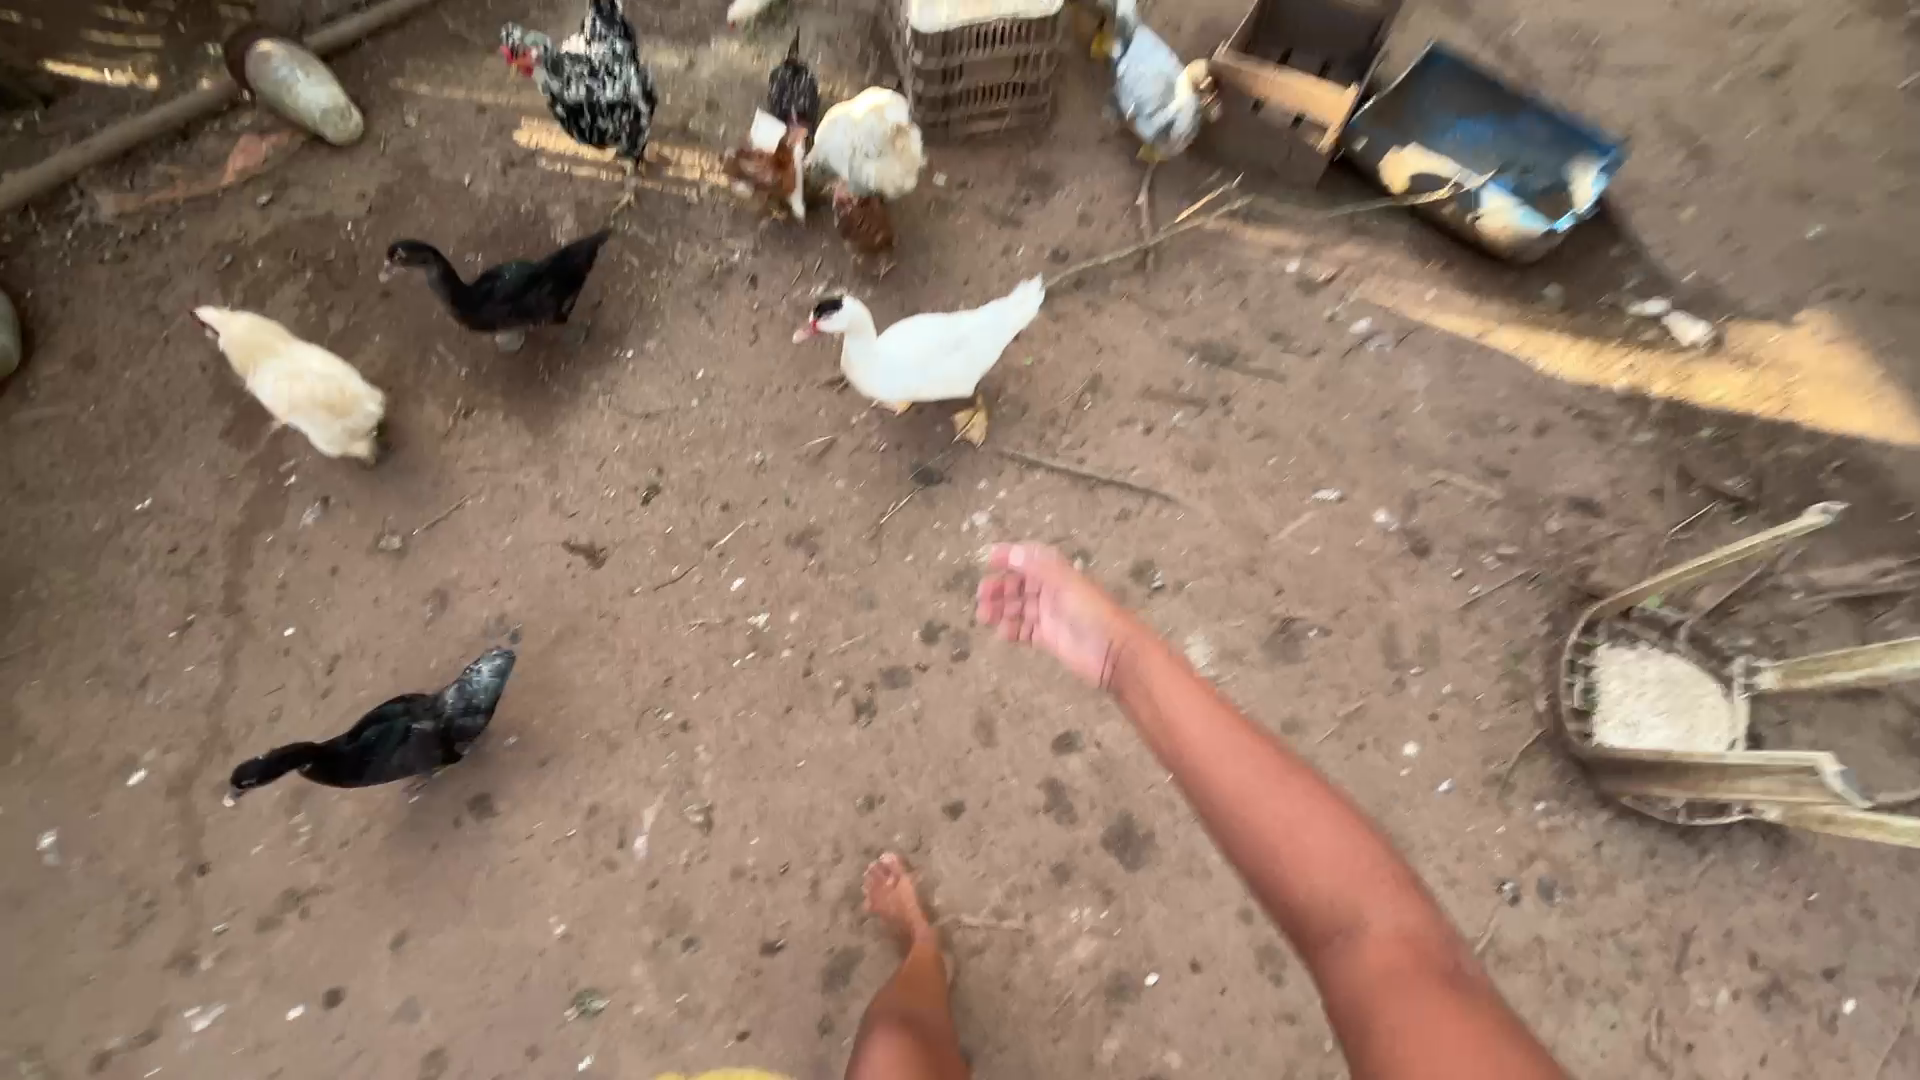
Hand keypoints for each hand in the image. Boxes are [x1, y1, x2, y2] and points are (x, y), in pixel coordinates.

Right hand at [975, 543, 1141, 688]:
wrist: (1114, 653)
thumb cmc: (1093, 614)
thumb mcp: (1066, 584)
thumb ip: (1039, 567)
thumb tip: (1013, 551)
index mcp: (1058, 574)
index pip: (1029, 559)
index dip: (1009, 556)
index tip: (987, 560)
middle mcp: (1052, 591)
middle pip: (1019, 584)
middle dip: (999, 587)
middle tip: (981, 596)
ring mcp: (1049, 615)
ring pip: (1017, 608)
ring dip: (999, 609)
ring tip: (983, 617)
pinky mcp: (1048, 637)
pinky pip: (1024, 630)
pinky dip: (1011, 630)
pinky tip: (1002, 633)